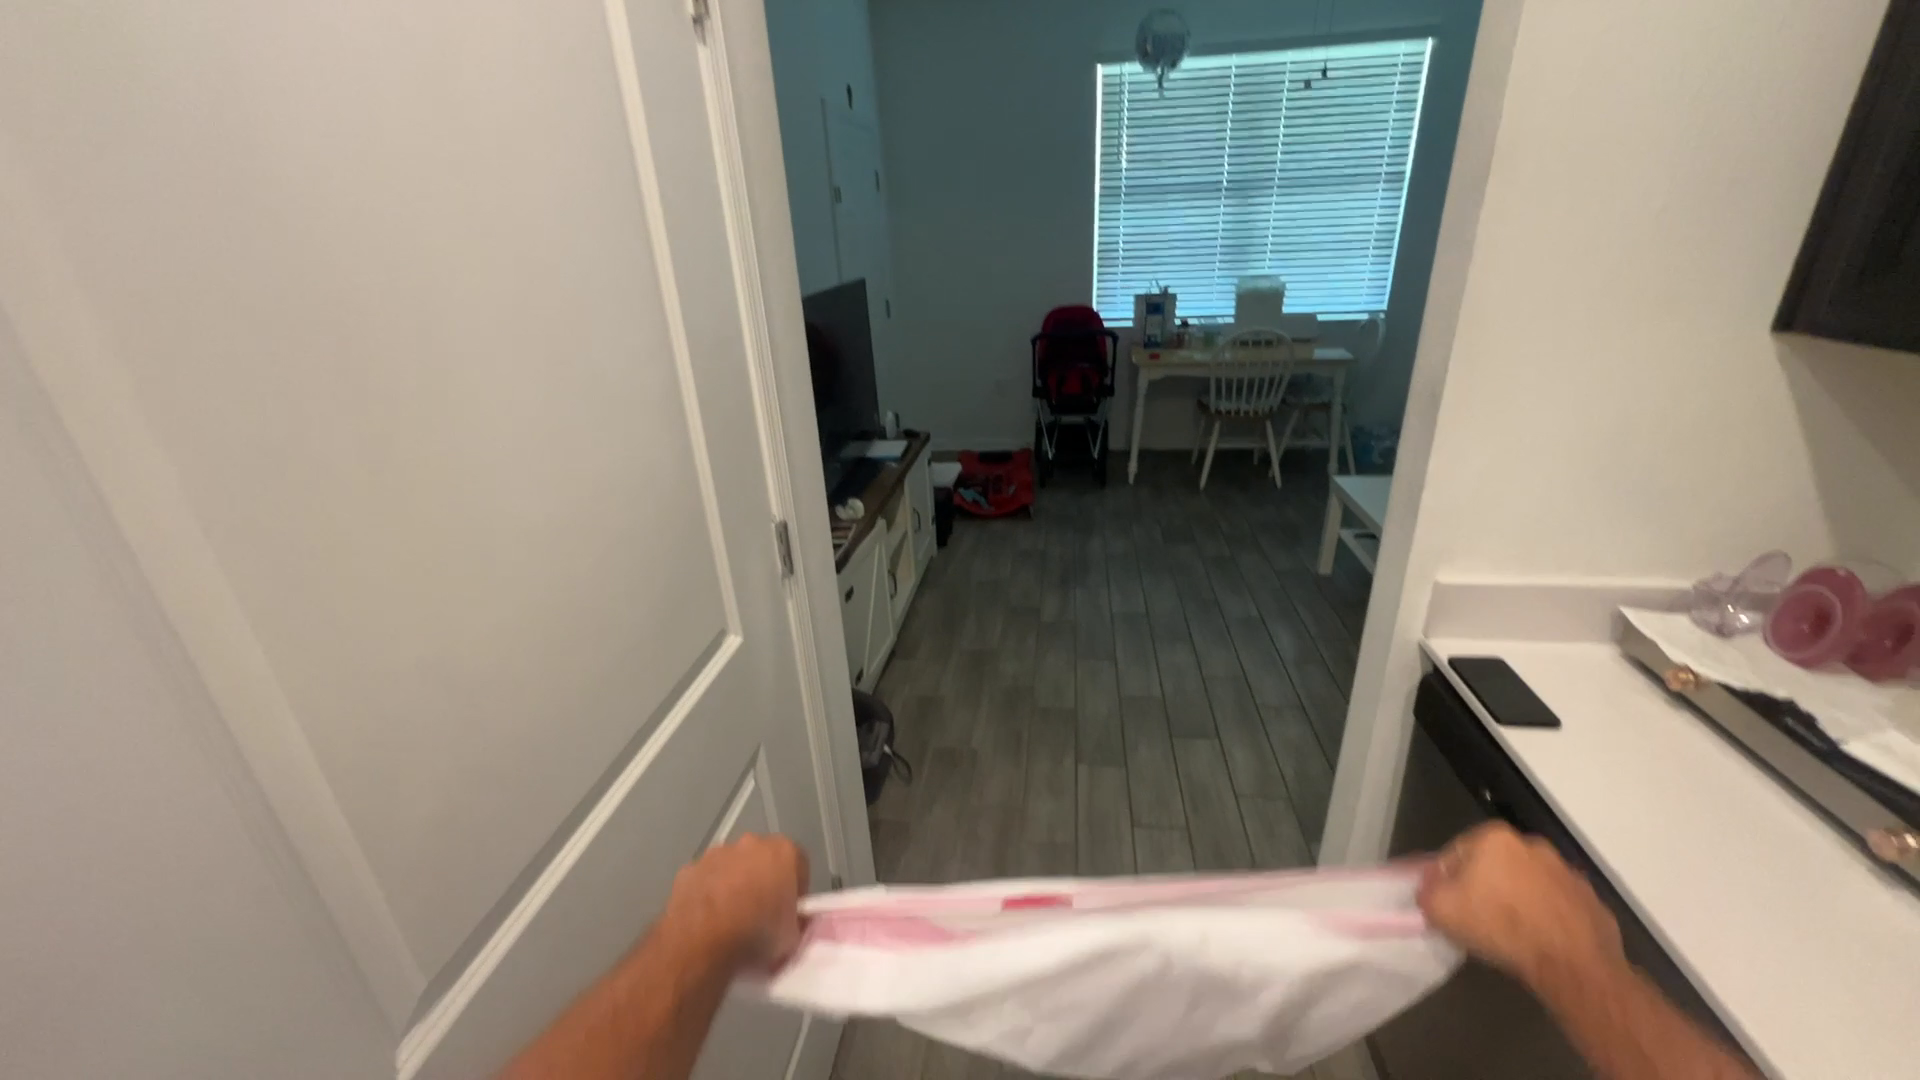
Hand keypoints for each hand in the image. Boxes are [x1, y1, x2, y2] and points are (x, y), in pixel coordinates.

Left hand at [665, 833, 808, 971]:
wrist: (700, 946)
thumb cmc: (756, 936)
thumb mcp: (792, 939)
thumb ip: (798, 922)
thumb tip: (794, 922)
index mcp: (784, 851)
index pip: (798, 864)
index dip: (796, 889)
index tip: (789, 911)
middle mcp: (751, 843)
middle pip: (763, 859)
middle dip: (764, 881)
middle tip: (761, 914)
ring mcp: (716, 854)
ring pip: (732, 866)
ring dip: (734, 884)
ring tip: (730, 920)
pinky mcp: (688, 869)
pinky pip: (705, 879)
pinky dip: (707, 893)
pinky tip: (706, 921)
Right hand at [1417, 822, 1624, 991]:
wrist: (1574, 965)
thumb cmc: (1500, 926)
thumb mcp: (1439, 908)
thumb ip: (1425, 890)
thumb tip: (1430, 890)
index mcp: (1494, 837)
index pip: (1455, 853)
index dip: (1445, 879)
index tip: (1446, 904)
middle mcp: (1533, 845)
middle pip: (1495, 865)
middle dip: (1484, 885)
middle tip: (1477, 917)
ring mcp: (1569, 874)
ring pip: (1529, 884)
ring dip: (1518, 900)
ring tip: (1511, 933)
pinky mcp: (1594, 903)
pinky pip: (1559, 907)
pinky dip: (1549, 918)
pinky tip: (1541, 942)